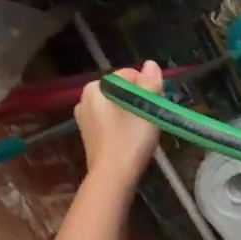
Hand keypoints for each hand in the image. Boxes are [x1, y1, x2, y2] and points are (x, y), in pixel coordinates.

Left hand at [76, 60, 162, 187]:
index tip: (156, 104)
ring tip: (143, 129)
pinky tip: (131, 138)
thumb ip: (150, 83)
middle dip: (140, 99)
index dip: (147, 87)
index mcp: (96, 88)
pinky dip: (123, 124)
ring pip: (118, 105)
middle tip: (152, 117)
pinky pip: (110, 120)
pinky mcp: (89, 134)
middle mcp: (85, 99)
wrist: (113, 176)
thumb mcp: (146, 107)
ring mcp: (84, 118)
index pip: (130, 75)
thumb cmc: (130, 138)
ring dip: (133, 112)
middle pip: (123, 90)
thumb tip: (151, 63)